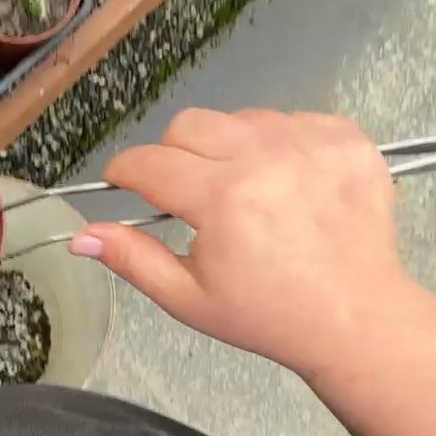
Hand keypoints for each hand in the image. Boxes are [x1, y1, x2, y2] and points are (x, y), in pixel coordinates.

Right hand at [81, 108, 435, 435]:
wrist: (354, 316)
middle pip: (189, 125)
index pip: (149, 163)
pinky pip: (287, 119)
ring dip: (223, 149)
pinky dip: (272, 145)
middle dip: (172, 156)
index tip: (119, 184)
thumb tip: (80, 235)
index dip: (123, 171)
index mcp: (222, 200)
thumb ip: (131, 259)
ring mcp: (313, 142)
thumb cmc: (263, 314)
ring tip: (238, 193)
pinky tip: (279, 184)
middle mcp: (266, 158)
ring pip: (238, 119)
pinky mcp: (347, 137)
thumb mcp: (186, 297)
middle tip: (183, 197)